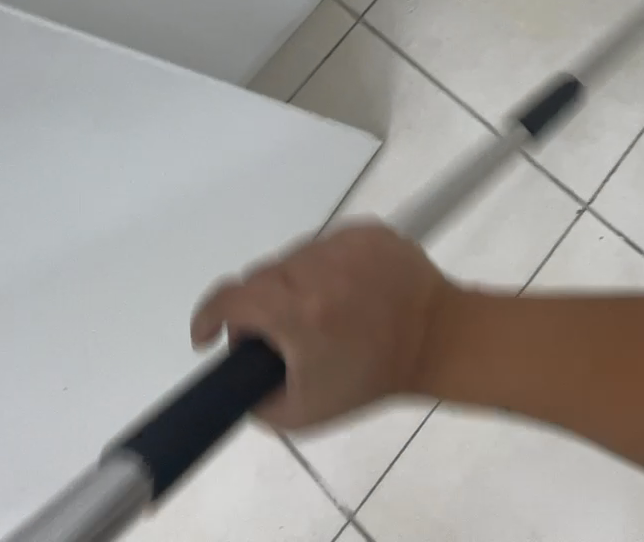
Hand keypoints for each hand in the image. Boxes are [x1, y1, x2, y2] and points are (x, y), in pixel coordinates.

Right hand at [189, 220, 452, 431]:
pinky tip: (345, 289)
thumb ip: (252, 398)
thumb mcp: (300, 412)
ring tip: (321, 310)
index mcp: (299, 311)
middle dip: (260, 306)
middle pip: (263, 278)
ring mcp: (347, 244)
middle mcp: (319, 269)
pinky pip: (328, 244)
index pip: (232, 298)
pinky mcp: (369, 230)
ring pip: (295, 257)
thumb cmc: (371, 376)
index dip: (208, 315)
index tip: (207, 335)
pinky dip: (326, 265)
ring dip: (295, 282)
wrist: (437, 337)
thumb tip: (234, 368)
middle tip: (280, 332)